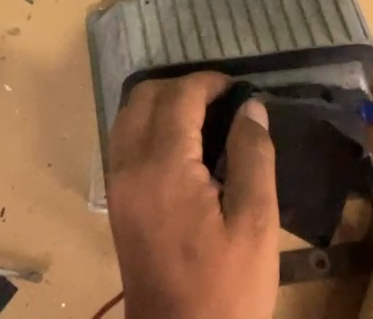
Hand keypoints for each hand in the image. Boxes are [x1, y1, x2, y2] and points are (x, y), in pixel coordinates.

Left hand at [104, 73, 278, 318]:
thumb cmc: (227, 290)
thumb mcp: (256, 225)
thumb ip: (252, 156)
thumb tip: (250, 107)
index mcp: (164, 165)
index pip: (179, 97)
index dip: (208, 83)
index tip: (238, 89)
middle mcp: (130, 164)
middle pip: (145, 96)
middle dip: (182, 87)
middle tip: (221, 101)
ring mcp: (118, 183)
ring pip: (128, 115)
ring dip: (160, 103)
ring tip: (202, 117)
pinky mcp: (116, 201)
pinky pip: (124, 140)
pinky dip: (147, 125)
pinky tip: (179, 144)